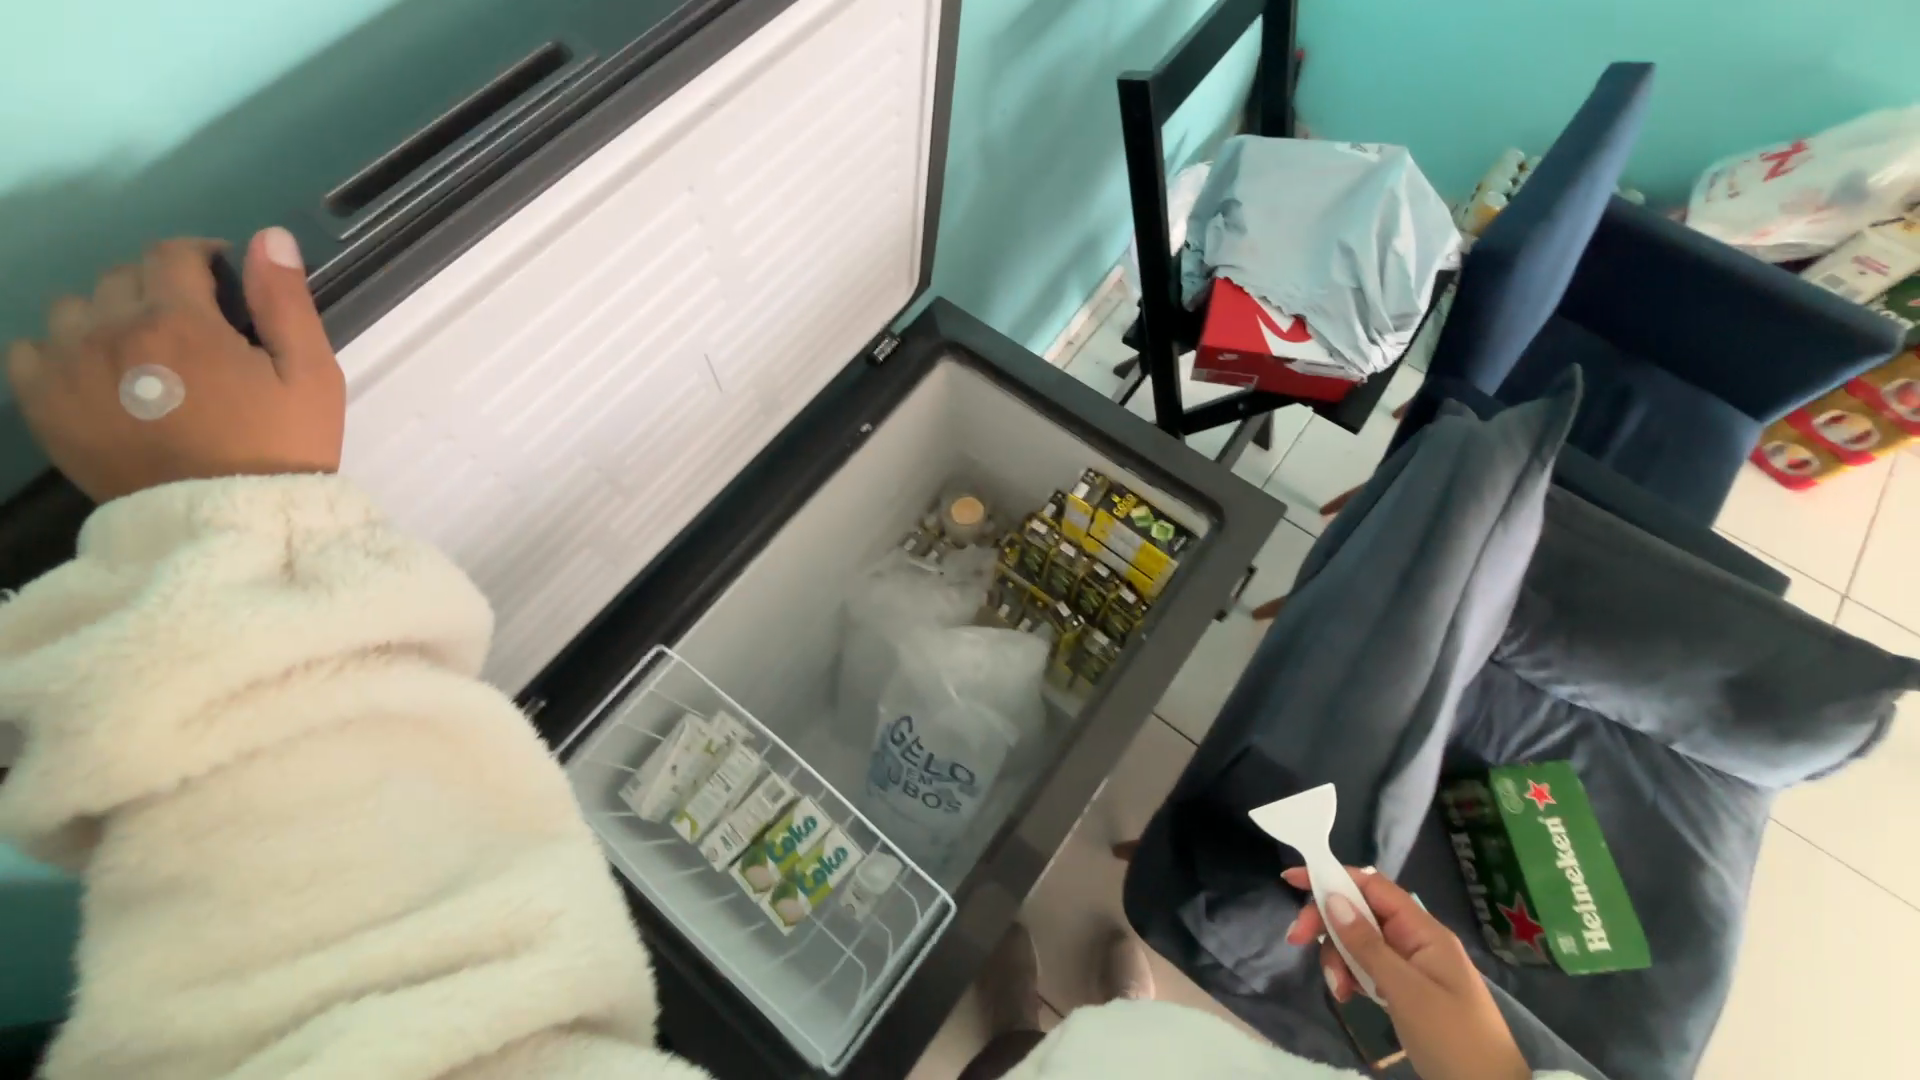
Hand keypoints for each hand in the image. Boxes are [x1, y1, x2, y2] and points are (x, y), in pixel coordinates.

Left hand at [7, 228, 344, 502]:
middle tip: (202, 325)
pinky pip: (32, 350)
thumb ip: (286, 302)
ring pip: (75, 309)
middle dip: (162, 287)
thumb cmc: (286, 445)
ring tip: (151, 350)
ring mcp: (67, 368)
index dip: (204, 256)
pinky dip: (66, 350)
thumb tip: (269, 237)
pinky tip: (105, 374)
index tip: (228, 277)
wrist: (231, 519)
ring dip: (112, 315)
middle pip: (122, 278)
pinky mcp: (44, 405)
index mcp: (180, 321)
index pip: (174, 255)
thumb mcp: (313, 375)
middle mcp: (110, 332)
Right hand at [1284, 865, 1527, 1079]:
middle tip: (1298, 941)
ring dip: (1338, 958)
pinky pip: (1367, 968)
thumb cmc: (1454, 1039)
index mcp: (1423, 931)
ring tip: (1338, 989)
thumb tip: (1333, 898)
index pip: (1372, 887)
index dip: (1333, 877)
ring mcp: (1411, 967)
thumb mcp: (1406, 991)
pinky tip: (1347, 996)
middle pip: (1359, 913)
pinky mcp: (1405, 991)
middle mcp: (1415, 941)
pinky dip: (1351, 977)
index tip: (1291, 880)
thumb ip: (1367, 944)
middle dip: (1328, 924)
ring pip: (1358, 943)